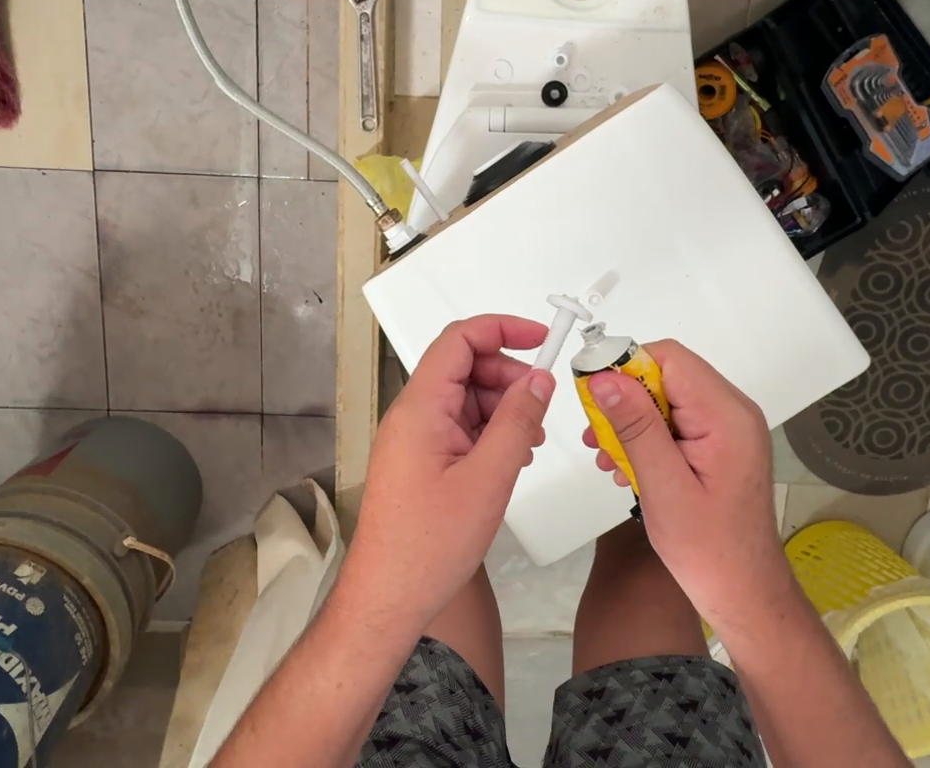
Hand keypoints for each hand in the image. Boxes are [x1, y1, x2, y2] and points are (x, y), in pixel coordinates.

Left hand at [342, 314, 553, 628]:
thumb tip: (540, 380)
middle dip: (509, 377)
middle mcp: (413, 414)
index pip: (460, 339)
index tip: (543, 339)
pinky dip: (490, 433)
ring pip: (466, 398)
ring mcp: (414, 438)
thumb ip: (517, 421)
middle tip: (542, 407)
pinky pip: (460, 427)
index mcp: (421, 407)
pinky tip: (511, 458)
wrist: (386, 599)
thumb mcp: (488, 478)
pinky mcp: (420, 460)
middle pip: (465, 367)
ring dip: (503, 409)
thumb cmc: (429, 545)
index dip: (503, 329)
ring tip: (530, 442)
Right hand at [582, 341, 794, 629]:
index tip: (593, 396)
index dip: (626, 367)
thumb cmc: (708, 549)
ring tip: (608, 458)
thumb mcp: (663, 485)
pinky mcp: (718, 443)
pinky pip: (674, 420)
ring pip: (665, 398)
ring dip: (631, 422)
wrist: (744, 592)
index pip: (669, 358)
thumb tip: (604, 378)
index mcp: (726, 416)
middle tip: (597, 436)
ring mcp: (727, 427)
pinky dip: (646, 436)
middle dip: (625, 400)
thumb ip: (635, 426)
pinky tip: (627, 466)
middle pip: (666, 376)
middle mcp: (732, 411)